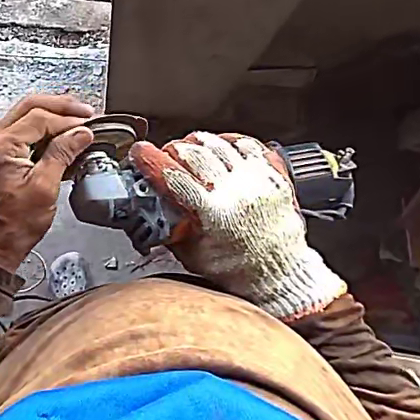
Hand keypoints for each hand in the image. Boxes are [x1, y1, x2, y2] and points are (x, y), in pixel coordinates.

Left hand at [0, 94, 95, 271]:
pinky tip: (63, 133)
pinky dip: (47, 127)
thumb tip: (81, 133)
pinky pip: (25, 129)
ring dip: (55, 114)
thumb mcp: (45, 188)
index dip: (67, 119)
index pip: (38, 117)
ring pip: (27, 114)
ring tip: (79, 120)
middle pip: (30, 106)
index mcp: (0, 147)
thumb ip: (62, 154)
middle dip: (61, 107)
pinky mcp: (1, 153)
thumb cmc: (14, 224)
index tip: (88, 125)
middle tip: (86, 112)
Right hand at [128, 132, 345, 321]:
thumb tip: (155, 212)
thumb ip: (172, 230)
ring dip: (199, 142)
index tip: (140, 153)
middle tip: (165, 157)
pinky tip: (223, 148)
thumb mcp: (193, 255)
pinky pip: (249, 147)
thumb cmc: (240, 272)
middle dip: (173, 150)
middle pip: (194, 152)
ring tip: (189, 148)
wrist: (280, 277)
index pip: (172, 174)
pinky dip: (231, 143)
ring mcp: (257, 182)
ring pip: (220, 144)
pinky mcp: (273, 178)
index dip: (149, 159)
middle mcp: (235, 191)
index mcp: (212, 212)